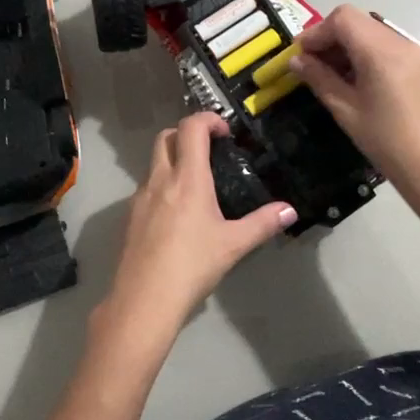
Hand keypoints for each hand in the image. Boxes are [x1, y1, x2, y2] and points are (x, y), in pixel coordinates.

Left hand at [103, 113, 296, 336]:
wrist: (144, 300)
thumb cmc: (193, 266)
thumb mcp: (234, 246)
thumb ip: (262, 223)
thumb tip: (290, 210)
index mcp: (187, 178)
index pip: (191, 128)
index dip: (208, 119)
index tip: (225, 132)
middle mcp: (160, 179)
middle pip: (166, 136)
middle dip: (186, 134)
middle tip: (208, 151)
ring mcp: (140, 197)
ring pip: (153, 162)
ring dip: (173, 160)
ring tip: (195, 184)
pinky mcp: (129, 216)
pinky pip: (146, 188)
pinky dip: (162, 186)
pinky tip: (176, 214)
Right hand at [289, 5, 419, 190]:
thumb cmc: (386, 141)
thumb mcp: (345, 110)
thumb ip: (319, 78)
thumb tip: (296, 60)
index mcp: (381, 51)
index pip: (342, 19)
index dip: (316, 32)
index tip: (300, 55)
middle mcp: (401, 43)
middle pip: (357, 21)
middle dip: (330, 38)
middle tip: (312, 65)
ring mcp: (415, 53)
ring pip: (372, 32)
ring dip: (348, 45)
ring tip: (332, 75)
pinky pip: (388, 46)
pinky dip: (366, 54)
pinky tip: (357, 81)